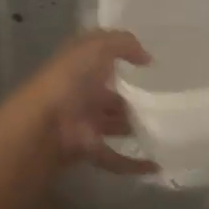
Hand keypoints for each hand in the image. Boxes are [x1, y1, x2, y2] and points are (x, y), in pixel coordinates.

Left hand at [0, 30, 158, 174]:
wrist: (45, 123)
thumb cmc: (69, 79)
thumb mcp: (96, 47)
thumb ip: (123, 44)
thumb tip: (146, 58)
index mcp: (79, 69)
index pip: (101, 64)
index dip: (120, 63)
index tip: (149, 69)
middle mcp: (81, 95)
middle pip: (108, 98)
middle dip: (130, 101)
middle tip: (161, 104)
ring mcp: (84, 124)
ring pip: (112, 126)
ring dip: (133, 129)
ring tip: (163, 130)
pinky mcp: (88, 150)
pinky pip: (114, 158)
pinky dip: (133, 164)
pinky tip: (155, 165)